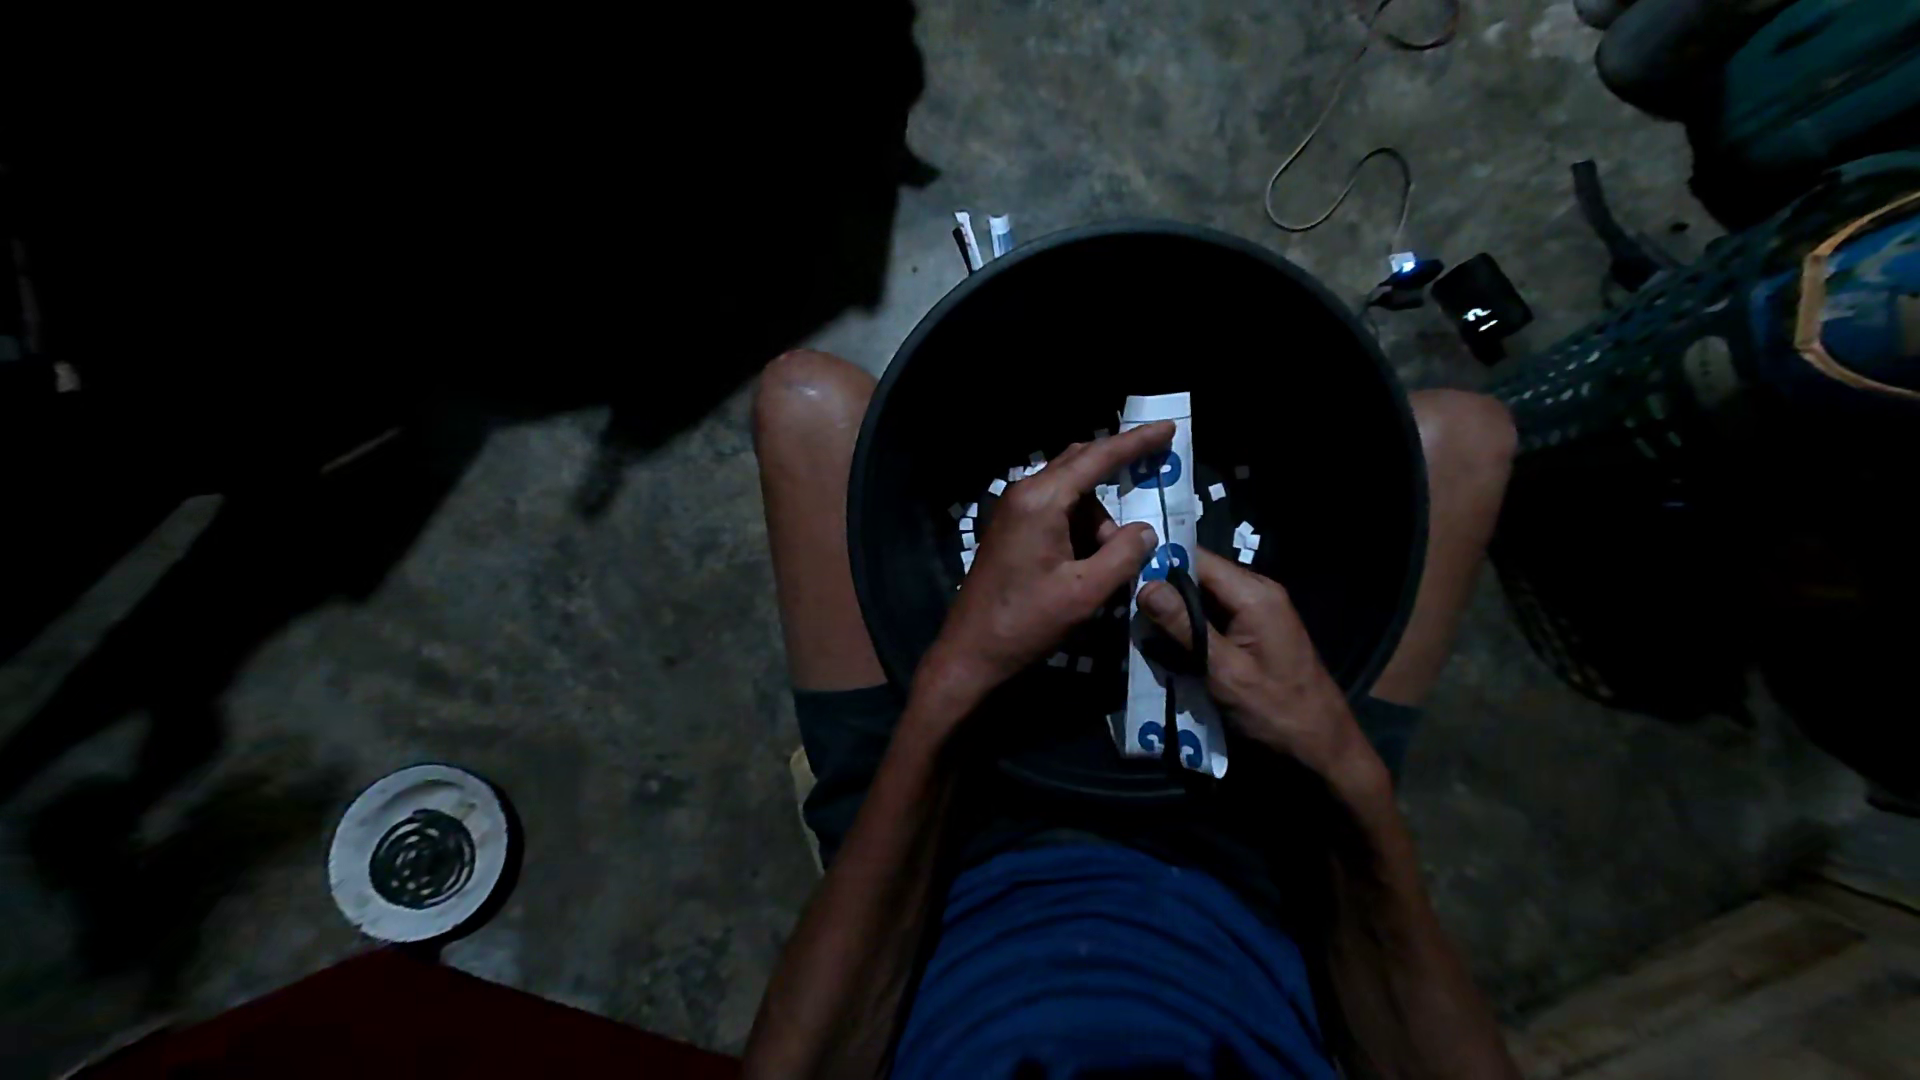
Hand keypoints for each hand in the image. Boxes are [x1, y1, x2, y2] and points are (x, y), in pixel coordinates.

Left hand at [916, 423, 1172, 712]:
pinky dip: (1079, 529)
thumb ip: (1123, 554)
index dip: (1136, 442)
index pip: (1097, 458)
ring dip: (1097, 520)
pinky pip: (1055, 512)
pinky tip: (1086, 563)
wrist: (971, 650)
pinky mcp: (1010, 530)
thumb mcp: (1085, 591)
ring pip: (1071, 495)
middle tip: (1153, 478)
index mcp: (1041, 500)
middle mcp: (1024, 494)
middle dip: (1118, 475)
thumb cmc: (1026, 621)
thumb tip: (1145, 530)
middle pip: (1080, 467)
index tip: (1168, 428)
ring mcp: (1013, 511)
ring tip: (1106, 564)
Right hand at [1136, 550, 1383, 788]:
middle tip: (1122, 602)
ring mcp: (1255, 611)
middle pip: (1198, 575)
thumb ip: (1184, 625)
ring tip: (1136, 622)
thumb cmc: (1276, 711)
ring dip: (1172, 610)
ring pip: (1201, 596)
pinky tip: (1162, 639)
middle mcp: (1256, 592)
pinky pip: (1212, 615)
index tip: (1121, 573)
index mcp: (1254, 593)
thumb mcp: (1224, 670)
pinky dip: (1187, 625)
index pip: (1197, 558)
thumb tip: (1145, 585)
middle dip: (1162, 588)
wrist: (1322, 750)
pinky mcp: (1251, 630)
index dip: (1159, 562)